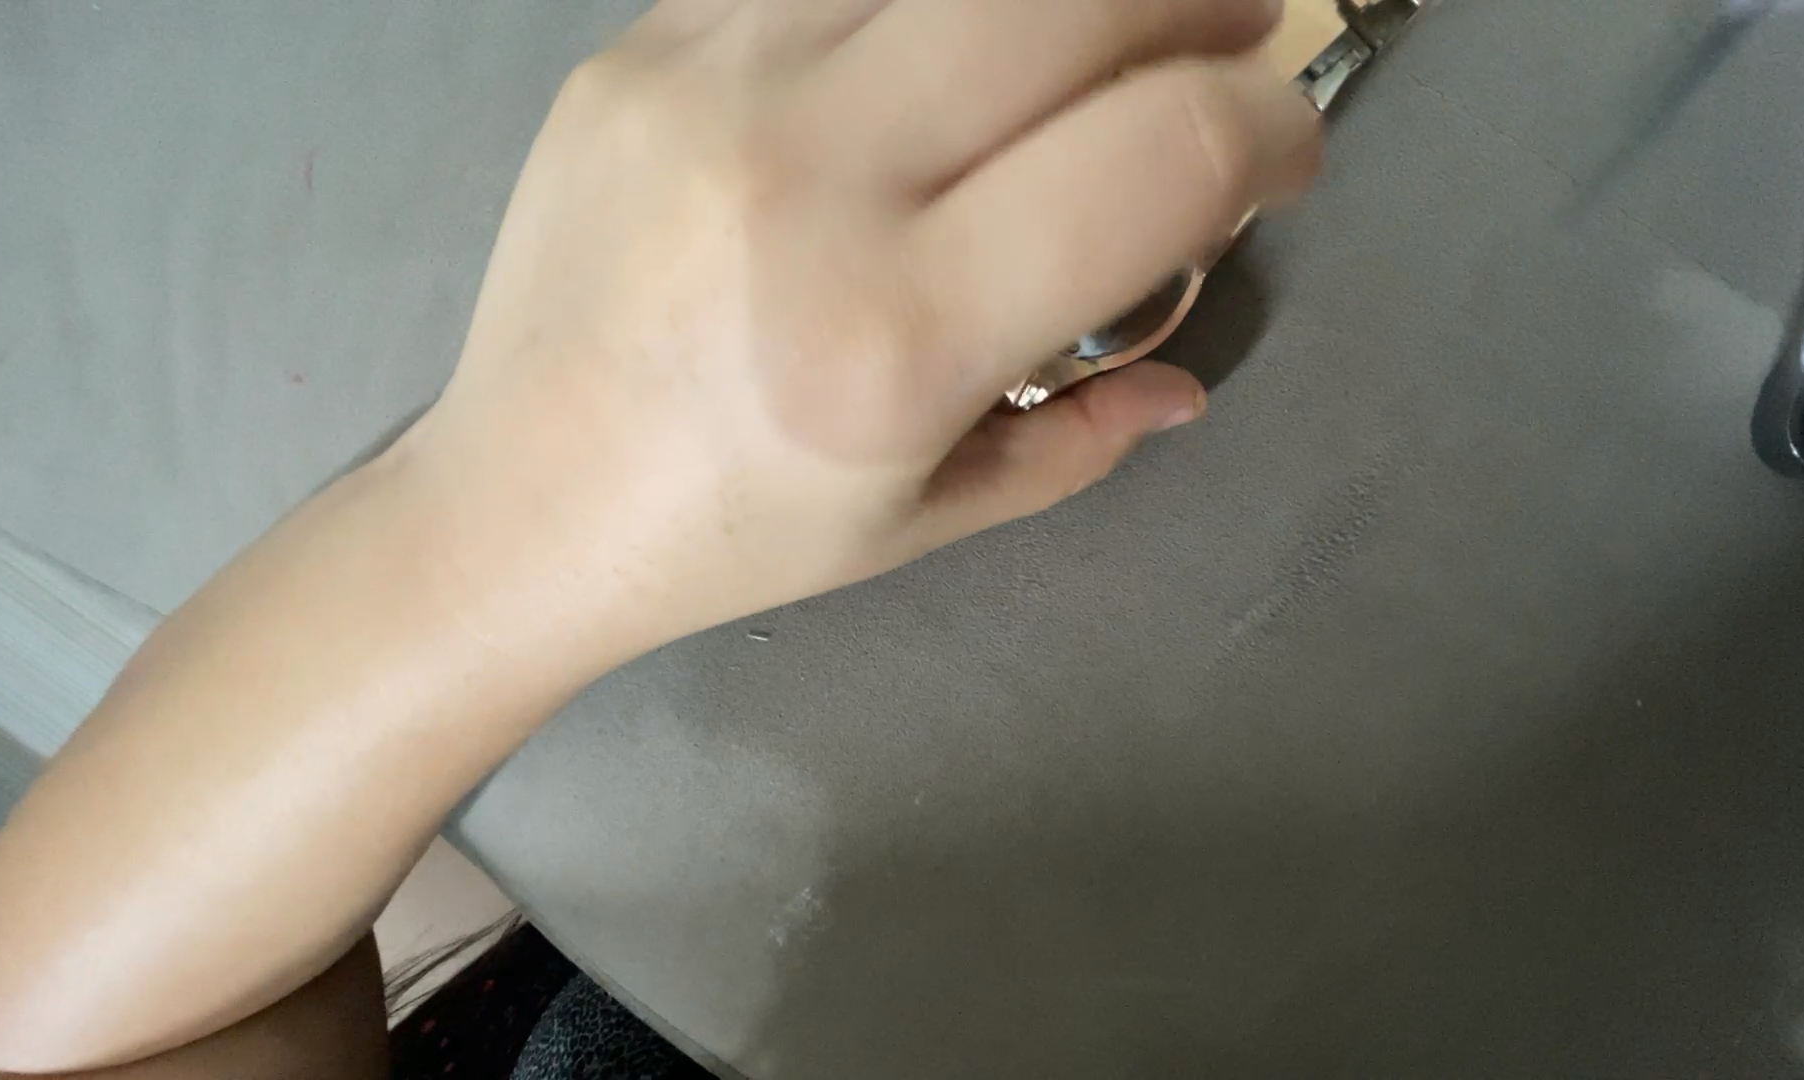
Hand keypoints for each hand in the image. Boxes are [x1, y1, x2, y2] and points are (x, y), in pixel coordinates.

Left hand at [407, 0, 1323, 672]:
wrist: (524, 502)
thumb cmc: (734, 537)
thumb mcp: (923, 521)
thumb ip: (1078, 443)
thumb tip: (1186, 382)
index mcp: (896, 339)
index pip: (1157, 157)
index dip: (1267, 134)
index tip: (1279, 161)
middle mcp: (810, 181)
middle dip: (1205, 5)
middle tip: (1235, 46)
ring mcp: (711, 83)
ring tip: (1112, 39)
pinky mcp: (641, 43)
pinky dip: (940, 0)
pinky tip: (955, 53)